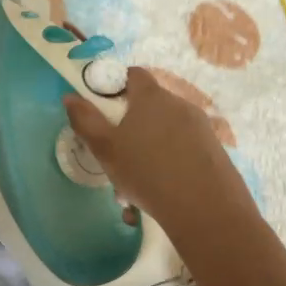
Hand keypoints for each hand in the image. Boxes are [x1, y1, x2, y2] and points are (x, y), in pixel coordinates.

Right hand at [63, 68, 255, 238]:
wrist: (208, 211)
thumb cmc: (147, 172)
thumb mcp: (105, 148)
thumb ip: (85, 119)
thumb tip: (71, 96)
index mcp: (152, 98)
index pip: (133, 74)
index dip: (114, 84)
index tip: (101, 107)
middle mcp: (180, 105)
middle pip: (147, 106)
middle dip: (127, 126)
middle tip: (113, 154)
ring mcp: (201, 128)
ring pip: (163, 131)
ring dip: (145, 149)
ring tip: (132, 184)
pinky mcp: (215, 151)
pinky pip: (181, 149)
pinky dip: (166, 163)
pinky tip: (156, 192)